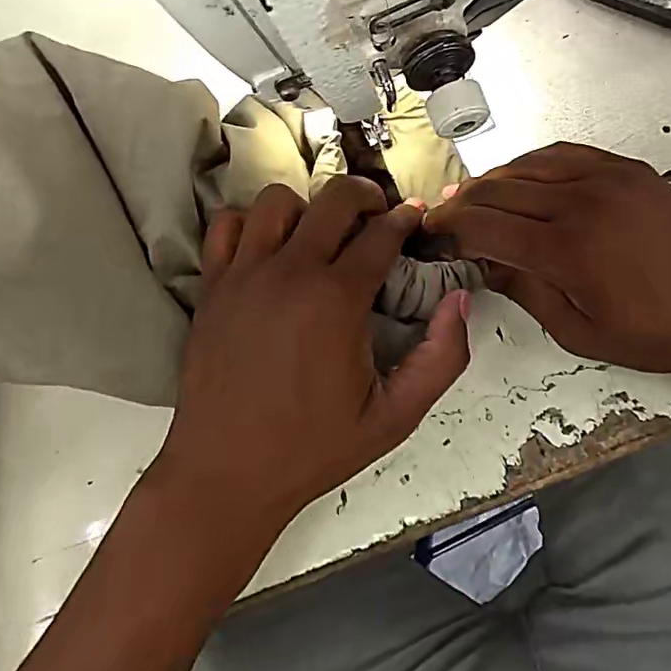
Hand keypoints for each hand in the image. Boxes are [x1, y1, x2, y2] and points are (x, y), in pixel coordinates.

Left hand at [159, 177, 471, 535]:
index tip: (415, 217)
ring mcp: (243, 277)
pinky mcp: (212, 288)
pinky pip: (226, 225)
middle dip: (365, 196)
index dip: (405, 220)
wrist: (226, 474)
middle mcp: (288, 275)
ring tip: (323, 233)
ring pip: (277, 201)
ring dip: (308, 207)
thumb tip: (458, 301)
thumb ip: (442, 357)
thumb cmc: (313, 448)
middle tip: (378, 215)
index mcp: (336, 301)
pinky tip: (271, 247)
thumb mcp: (396, 415)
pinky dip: (251, 223)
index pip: (381, 234)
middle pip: (333, 200)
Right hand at [424, 143, 670, 387]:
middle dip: (464, 202)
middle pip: (500, 189)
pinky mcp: (629, 170)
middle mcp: (583, 202)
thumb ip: (526, 293)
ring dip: (495, 179)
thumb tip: (486, 266)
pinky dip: (534, 162)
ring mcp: (609, 178)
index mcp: (568, 250)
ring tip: (475, 196)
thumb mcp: (582, 333)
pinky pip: (567, 153)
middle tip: (446, 217)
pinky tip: (524, 176)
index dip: (451, 227)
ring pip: (529, 164)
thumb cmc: (661, 332)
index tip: (433, 232)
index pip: (486, 225)